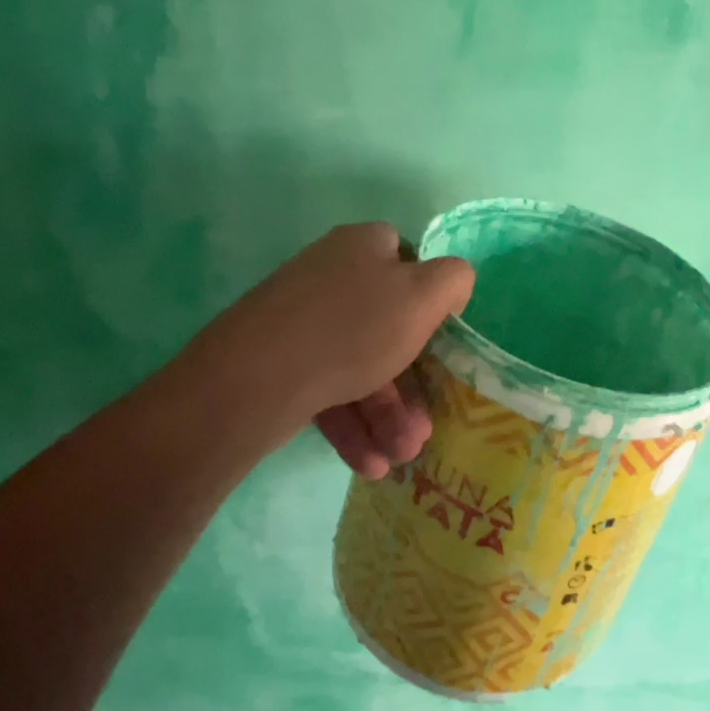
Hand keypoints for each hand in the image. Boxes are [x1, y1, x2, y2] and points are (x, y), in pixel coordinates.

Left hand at [178, 222, 474, 476]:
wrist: (255, 379)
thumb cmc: (353, 329)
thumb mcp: (423, 296)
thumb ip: (453, 279)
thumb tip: (450, 282)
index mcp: (363, 247)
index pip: (405, 257)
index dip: (429, 294)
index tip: (441, 335)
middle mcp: (331, 276)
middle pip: (387, 326)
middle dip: (412, 385)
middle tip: (424, 428)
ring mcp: (301, 321)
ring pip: (359, 366)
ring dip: (387, 415)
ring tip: (400, 456)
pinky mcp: (278, 363)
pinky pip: (328, 389)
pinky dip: (352, 424)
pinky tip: (369, 464)